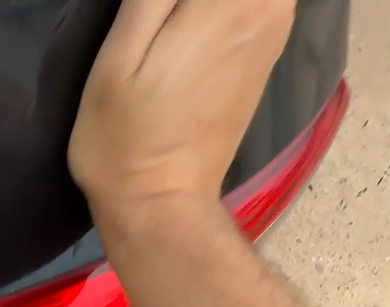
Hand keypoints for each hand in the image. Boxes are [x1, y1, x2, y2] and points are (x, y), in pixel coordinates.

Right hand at [68, 0, 295, 227]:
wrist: (160, 203)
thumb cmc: (122, 141)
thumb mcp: (114, 65)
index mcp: (223, 0)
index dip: (163, 0)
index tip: (145, 11)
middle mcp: (266, 0)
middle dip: (181, 2)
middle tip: (151, 18)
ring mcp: (275, 22)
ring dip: (200, 6)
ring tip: (168, 25)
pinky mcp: (270, 46)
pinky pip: (260, 0)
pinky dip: (225, 7)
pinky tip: (192, 24)